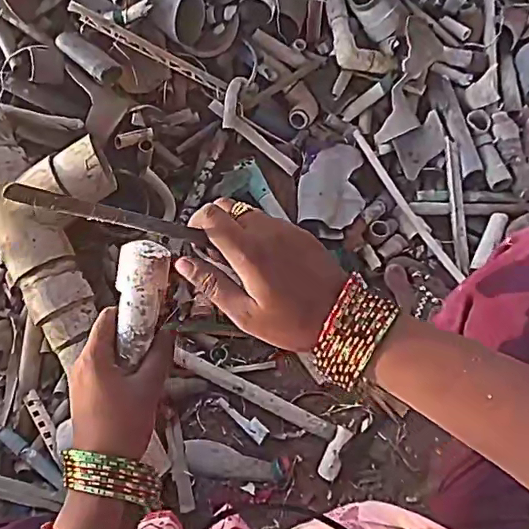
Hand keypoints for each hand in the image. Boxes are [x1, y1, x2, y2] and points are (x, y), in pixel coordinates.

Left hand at [66, 308, 170, 461]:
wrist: (103, 468)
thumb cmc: (121, 429)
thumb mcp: (149, 388)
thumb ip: (160, 355)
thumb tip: (168, 334)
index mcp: (92, 357)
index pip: (108, 316)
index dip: (131, 313)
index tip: (151, 317)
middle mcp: (80, 365)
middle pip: (108, 335)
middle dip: (134, 338)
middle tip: (155, 347)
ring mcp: (80, 381)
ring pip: (107, 355)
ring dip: (129, 357)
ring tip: (149, 371)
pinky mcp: (84, 396)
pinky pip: (103, 372)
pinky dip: (120, 372)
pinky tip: (137, 388)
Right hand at [174, 199, 347, 351]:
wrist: (341, 317)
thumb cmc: (296, 322)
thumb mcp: (244, 314)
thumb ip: (211, 284)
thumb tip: (186, 266)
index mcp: (249, 253)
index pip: (211, 216)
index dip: (195, 223)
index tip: (192, 238)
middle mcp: (267, 234)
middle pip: (227, 206)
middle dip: (212, 222)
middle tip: (211, 249)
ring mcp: (285, 230)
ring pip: (247, 212)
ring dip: (234, 227)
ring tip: (237, 259)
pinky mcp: (299, 234)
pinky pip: (268, 222)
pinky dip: (256, 232)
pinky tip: (260, 260)